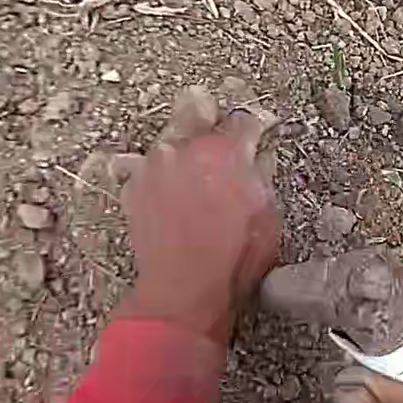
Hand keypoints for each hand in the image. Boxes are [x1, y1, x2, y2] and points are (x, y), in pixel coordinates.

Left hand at [115, 107, 278, 345]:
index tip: (262, 132)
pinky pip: (148, 166)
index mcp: (225, 153)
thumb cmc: (234, 255)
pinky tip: (173, 182)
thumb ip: (261, 176)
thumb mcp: (268, 214)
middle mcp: (184, 151)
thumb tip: (258, 157)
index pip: (244, 121)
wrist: (185, 288)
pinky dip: (162, 169)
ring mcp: (154, 168)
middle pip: (197, 114)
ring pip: (171, 138)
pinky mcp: (135, 189)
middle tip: (221, 128)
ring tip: (197, 159)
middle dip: (211, 117)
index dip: (257, 126)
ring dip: (185, 143)